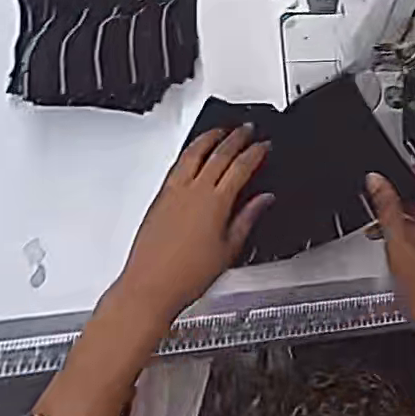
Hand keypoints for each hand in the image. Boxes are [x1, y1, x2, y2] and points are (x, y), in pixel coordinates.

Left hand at [113, 126, 272, 326]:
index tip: (264, 145)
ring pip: (194, 152)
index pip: (241, 167)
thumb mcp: (228, 250)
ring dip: (209, 137)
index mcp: (216, 202)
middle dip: (236, 138)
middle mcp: (194, 191)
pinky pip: (177, 164)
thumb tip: (263, 200)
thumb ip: (247, 219)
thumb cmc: (186, 276)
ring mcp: (174, 191)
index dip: (255, 153)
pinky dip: (189, 152)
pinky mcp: (160, 196)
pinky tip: (192, 152)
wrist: (150, 286)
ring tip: (220, 130)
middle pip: (219, 153)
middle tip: (247, 128)